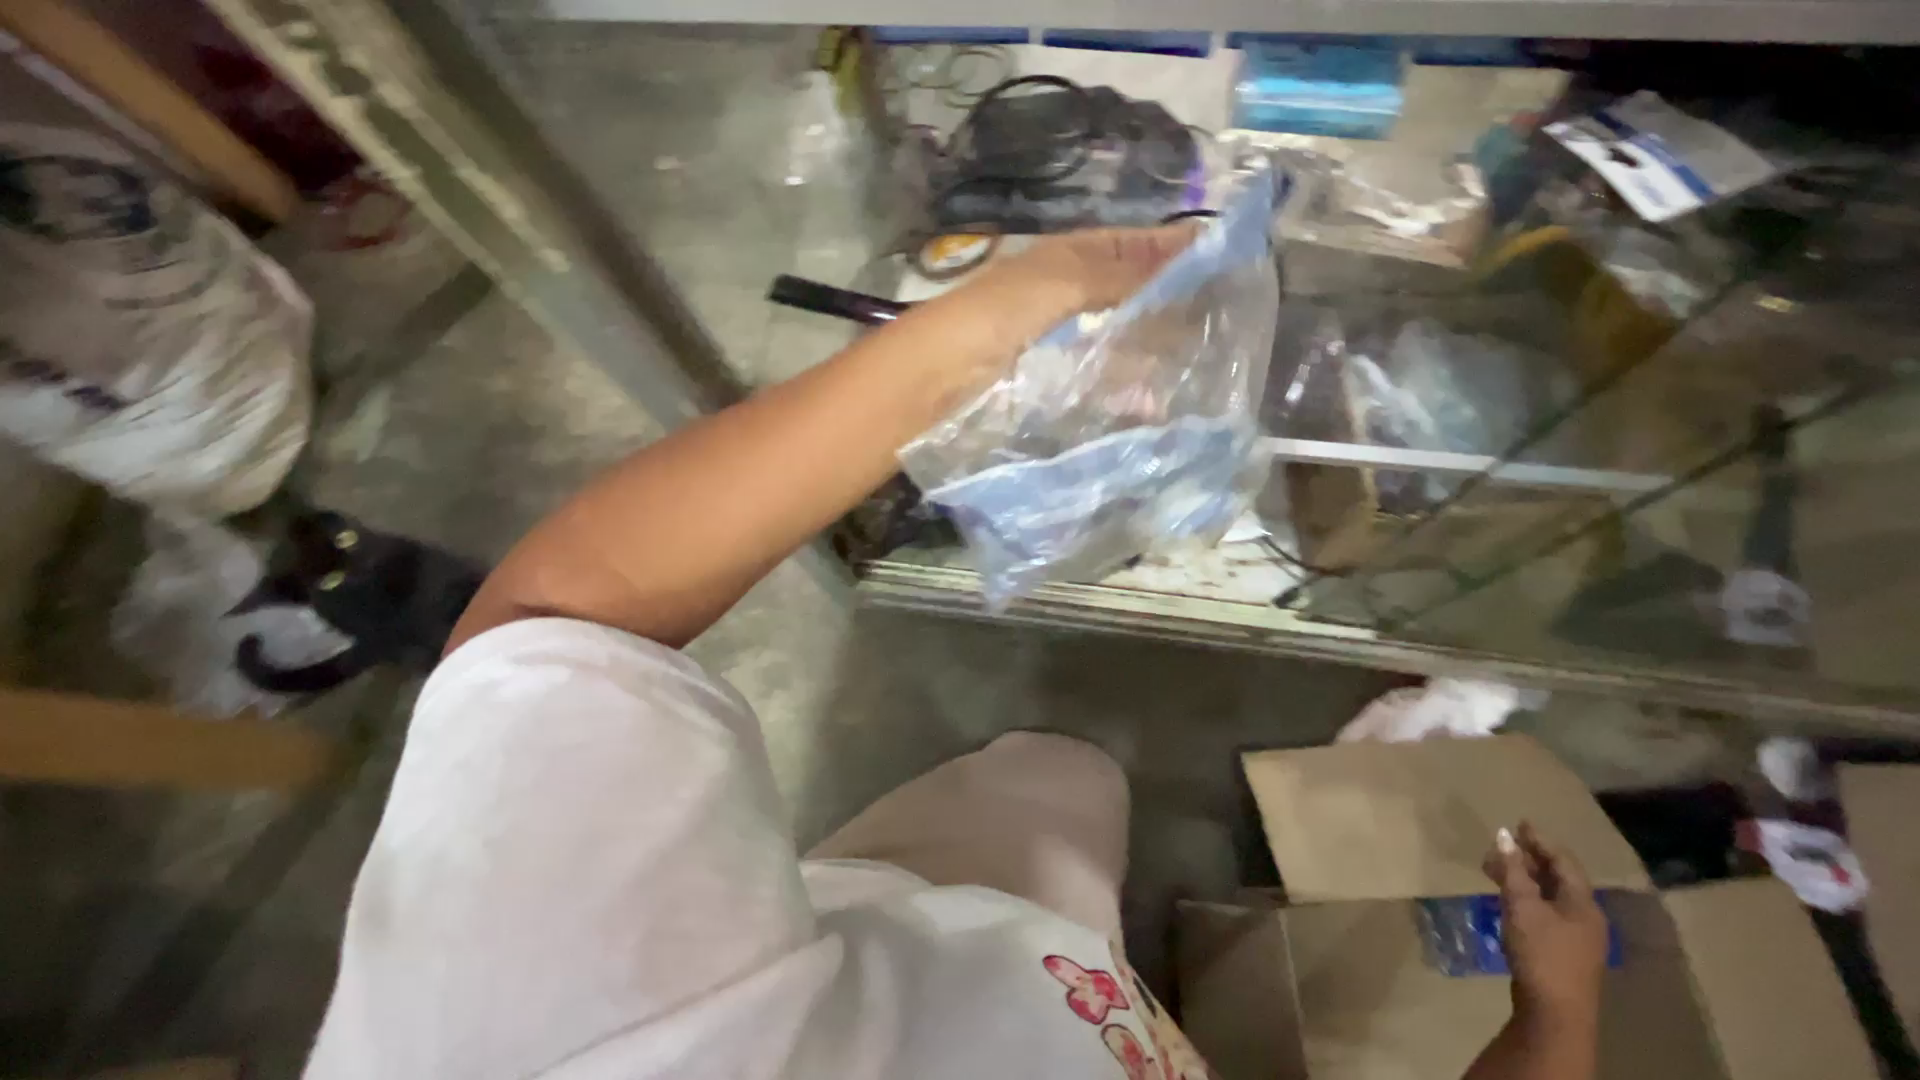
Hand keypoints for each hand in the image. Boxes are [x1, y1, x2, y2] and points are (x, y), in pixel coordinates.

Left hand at [912, 223, 1202, 401]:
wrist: (936, 377)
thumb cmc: (997, 316)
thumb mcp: (1064, 281)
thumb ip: (1124, 272)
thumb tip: (1193, 253)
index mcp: (1072, 255)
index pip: (1139, 245)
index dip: (1181, 250)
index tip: (1235, 266)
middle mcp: (1071, 292)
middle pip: (1135, 292)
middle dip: (1176, 304)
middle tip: (1228, 325)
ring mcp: (1064, 339)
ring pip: (1123, 338)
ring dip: (1158, 350)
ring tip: (1205, 367)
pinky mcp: (1055, 382)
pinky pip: (1103, 378)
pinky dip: (1130, 387)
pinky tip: (1156, 404)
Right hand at [1483, 822, 1608, 1025]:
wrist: (1555, 1013)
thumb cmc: (1541, 953)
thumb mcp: (1522, 906)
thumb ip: (1512, 870)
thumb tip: (1503, 834)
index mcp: (1583, 903)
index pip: (1564, 862)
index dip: (1541, 840)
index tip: (1519, 823)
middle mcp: (1586, 916)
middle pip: (1559, 878)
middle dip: (1530, 859)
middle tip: (1503, 844)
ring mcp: (1577, 937)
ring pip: (1550, 896)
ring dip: (1525, 879)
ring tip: (1497, 868)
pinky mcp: (1563, 952)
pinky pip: (1545, 912)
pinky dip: (1527, 898)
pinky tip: (1508, 899)